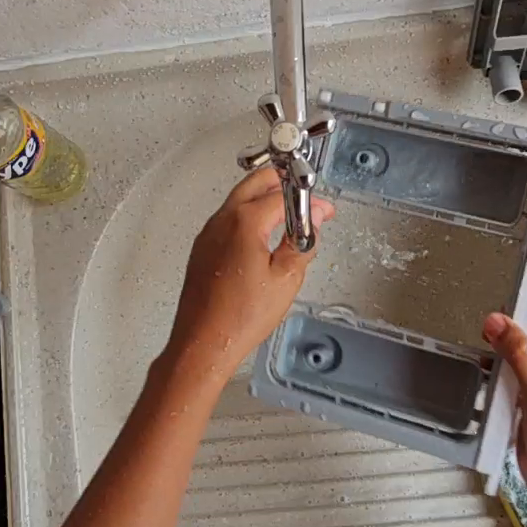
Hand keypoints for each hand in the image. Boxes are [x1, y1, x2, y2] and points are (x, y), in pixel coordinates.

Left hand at [163, 169, 334, 382]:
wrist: (204, 343)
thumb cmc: (238, 318)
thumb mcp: (286, 278)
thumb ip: (302, 242)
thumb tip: (313, 222)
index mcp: (243, 222)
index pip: (281, 195)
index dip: (308, 200)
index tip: (323, 210)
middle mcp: (221, 221)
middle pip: (255, 183)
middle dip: (282, 183)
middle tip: (304, 195)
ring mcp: (208, 234)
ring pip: (239, 199)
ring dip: (264, 197)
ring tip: (287, 214)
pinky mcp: (203, 248)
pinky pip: (228, 219)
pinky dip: (249, 216)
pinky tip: (262, 235)